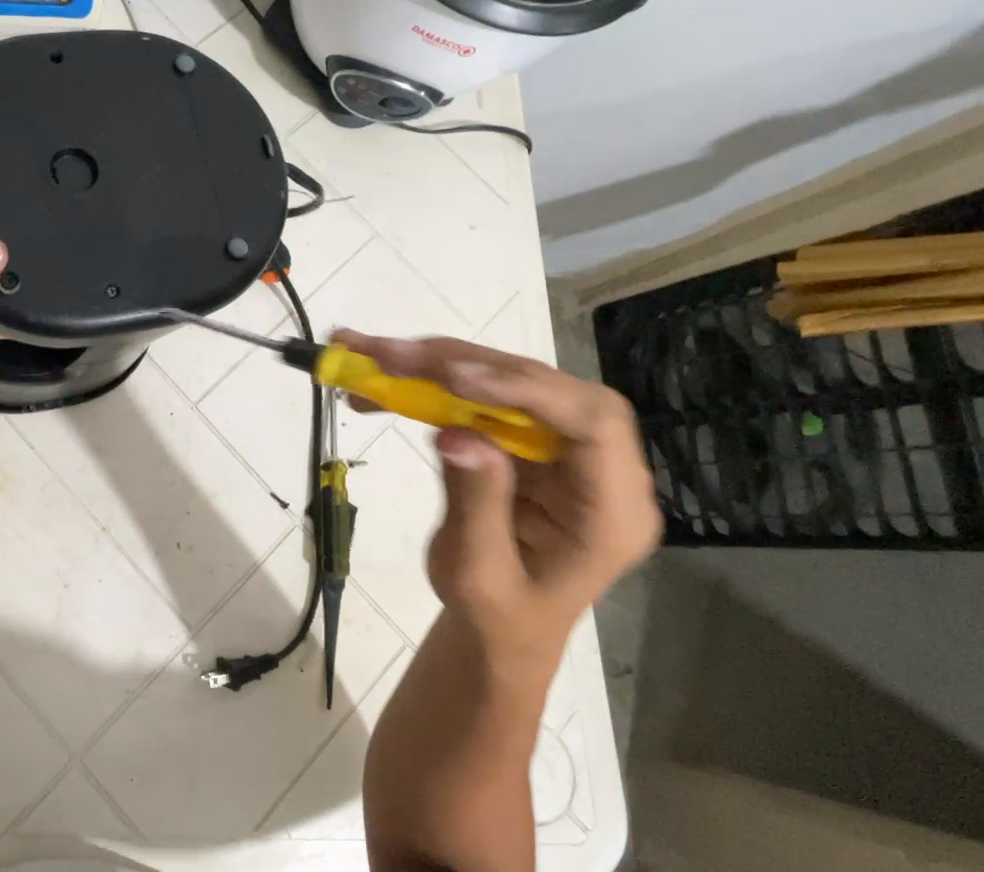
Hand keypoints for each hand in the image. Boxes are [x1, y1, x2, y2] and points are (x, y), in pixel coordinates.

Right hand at [333, 333, 661, 661]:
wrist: (500, 630)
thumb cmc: (498, 618)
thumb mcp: (480, 575)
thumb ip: (476, 504)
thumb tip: (456, 434)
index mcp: (612, 509)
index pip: (591, 423)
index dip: (526, 390)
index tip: (454, 377)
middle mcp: (599, 466)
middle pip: (544, 388)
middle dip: (465, 364)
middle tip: (390, 354)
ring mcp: (562, 449)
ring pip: (508, 382)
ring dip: (438, 364)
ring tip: (371, 354)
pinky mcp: (526, 442)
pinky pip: (483, 399)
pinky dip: (431, 385)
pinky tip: (383, 382)